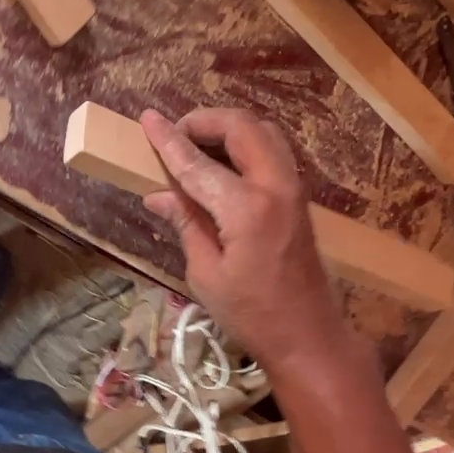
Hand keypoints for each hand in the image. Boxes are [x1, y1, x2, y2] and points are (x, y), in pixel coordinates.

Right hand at [139, 108, 352, 371]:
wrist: (306, 333)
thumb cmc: (250, 313)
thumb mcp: (205, 274)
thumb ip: (186, 225)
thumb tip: (159, 195)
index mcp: (246, 208)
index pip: (198, 163)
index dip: (169, 140)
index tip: (147, 119)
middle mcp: (275, 186)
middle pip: (242, 126)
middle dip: (205, 121)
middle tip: (176, 135)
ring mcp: (293, 188)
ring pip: (263, 132)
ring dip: (229, 129)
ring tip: (197, 146)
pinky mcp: (298, 197)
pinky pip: (272, 152)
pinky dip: (246, 145)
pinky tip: (222, 165)